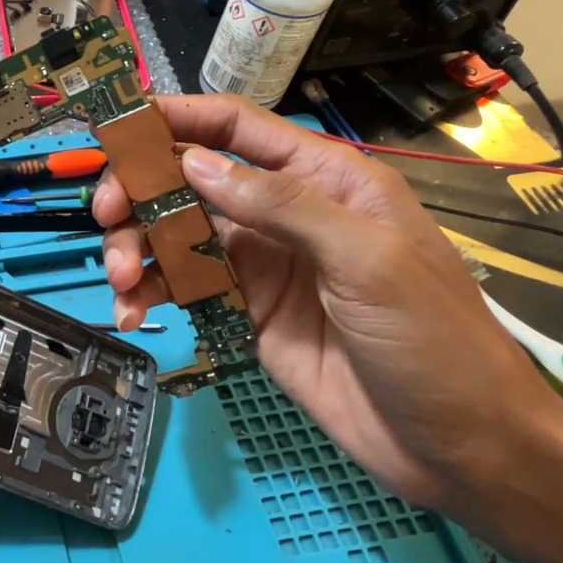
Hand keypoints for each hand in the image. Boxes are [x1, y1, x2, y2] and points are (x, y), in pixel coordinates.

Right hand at [94, 94, 562, 512]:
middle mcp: (282, 214)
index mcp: (323, 180)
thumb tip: (195, 164)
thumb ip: (283, 205)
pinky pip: (183, 291)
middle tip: (107, 219)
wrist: (456, 445)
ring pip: (176, 237)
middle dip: (140, 193)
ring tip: (123, 283)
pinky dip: (150, 296)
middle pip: (190, 182)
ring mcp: (259, 267)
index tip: (118, 125)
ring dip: (138, 250)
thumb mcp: (368, 259)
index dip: (177, 117)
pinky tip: (133, 314)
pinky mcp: (243, 315)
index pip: (238, 129)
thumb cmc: (431, 339)